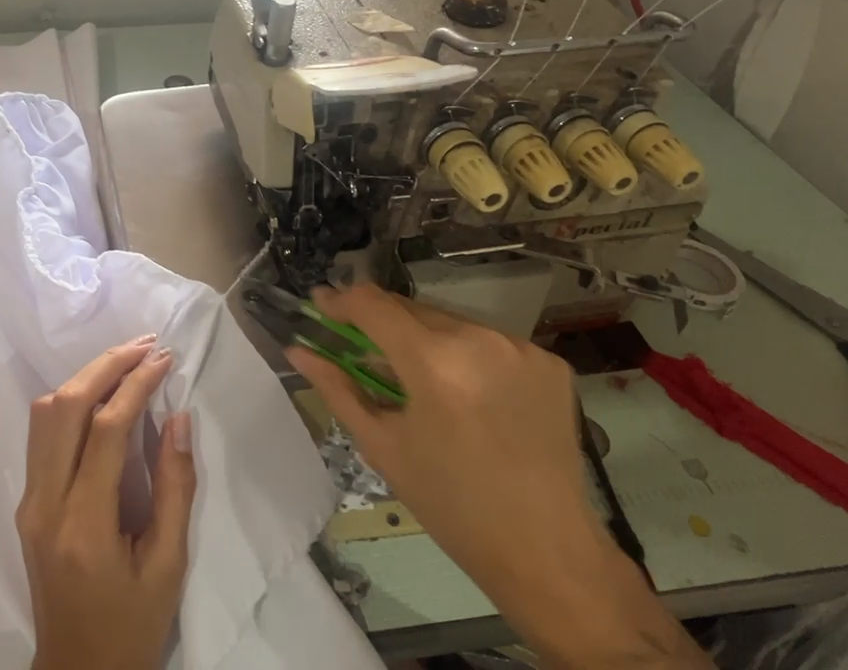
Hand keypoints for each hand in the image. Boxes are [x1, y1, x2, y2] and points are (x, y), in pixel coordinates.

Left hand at [18, 335, 195, 669]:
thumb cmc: (133, 623)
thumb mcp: (169, 564)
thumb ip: (176, 489)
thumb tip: (178, 418)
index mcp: (83, 524)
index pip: (104, 431)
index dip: (135, 386)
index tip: (164, 359)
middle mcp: (44, 504)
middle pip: (62, 408)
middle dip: (105, 366)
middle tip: (146, 345)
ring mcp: (28, 502)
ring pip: (43, 416)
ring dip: (84, 378)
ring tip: (128, 361)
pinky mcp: (27, 503)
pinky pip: (42, 435)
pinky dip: (71, 402)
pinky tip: (102, 395)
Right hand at [288, 285, 709, 668]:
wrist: (543, 547)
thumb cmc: (450, 503)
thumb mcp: (382, 445)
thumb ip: (338, 389)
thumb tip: (298, 351)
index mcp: (434, 362)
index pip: (374, 305)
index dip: (342, 301)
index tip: (321, 305)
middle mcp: (480, 339)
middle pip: (413, 309)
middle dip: (382, 323)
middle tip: (362, 349)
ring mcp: (521, 347)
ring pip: (452, 322)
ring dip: (426, 338)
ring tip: (417, 379)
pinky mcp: (549, 361)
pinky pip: (491, 342)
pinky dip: (468, 356)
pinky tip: (466, 393)